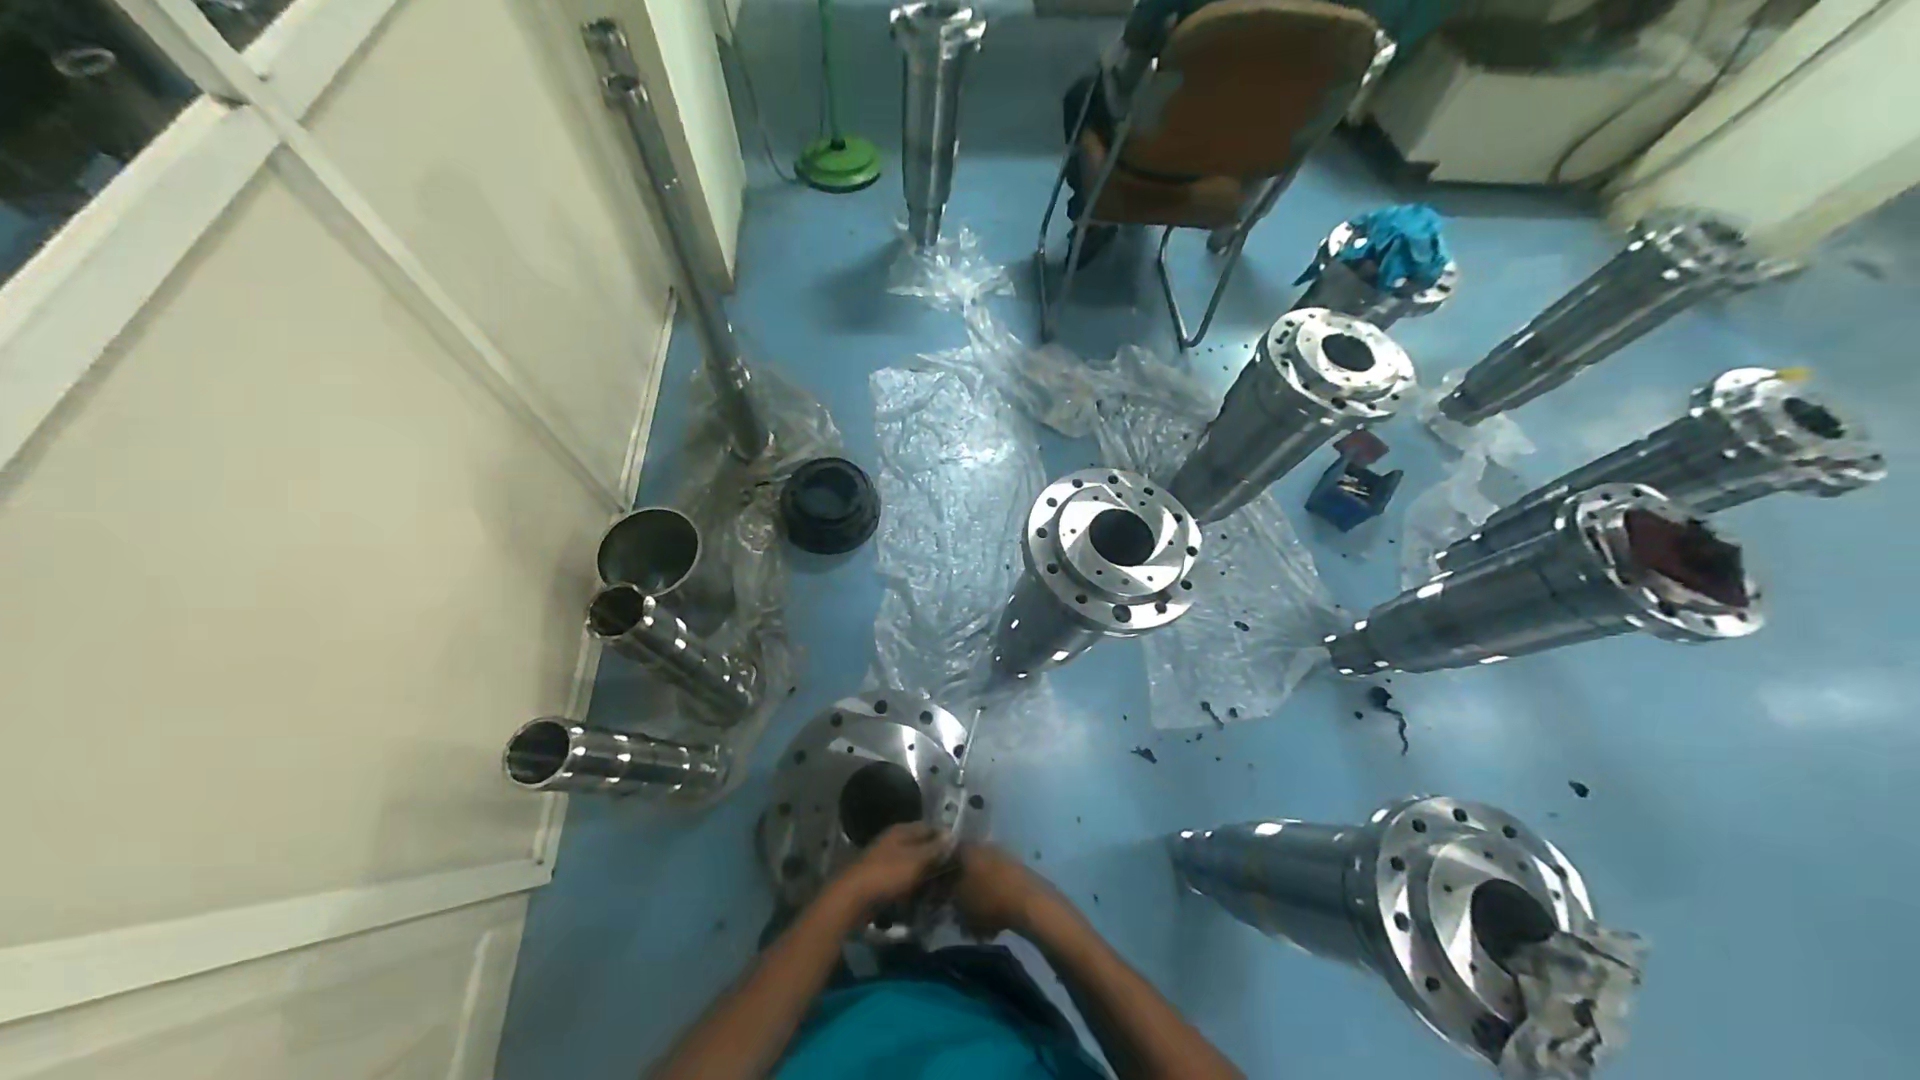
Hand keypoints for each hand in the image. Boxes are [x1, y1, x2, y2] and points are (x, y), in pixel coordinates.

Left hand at [824, 823, 950, 916]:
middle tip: (953, 875)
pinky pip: (903, 880)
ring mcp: (885, 860)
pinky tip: (922, 899)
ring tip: (940, 890)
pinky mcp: (881, 879)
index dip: (945, 839)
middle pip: (921, 846)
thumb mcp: (917, 860)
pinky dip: (913, 887)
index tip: (960, 853)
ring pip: (912, 865)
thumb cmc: (888, 874)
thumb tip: (951, 834)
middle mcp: (893, 841)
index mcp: (902, 830)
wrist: (853, 899)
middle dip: (936, 860)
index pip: (930, 828)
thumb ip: (935, 848)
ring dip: (925, 876)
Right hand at [951, 842, 1060, 939]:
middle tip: (956, 912)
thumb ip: (946, 895)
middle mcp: (985, 848)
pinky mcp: (1018, 873)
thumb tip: (941, 892)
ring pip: (983, 881)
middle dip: (960, 891)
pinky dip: (993, 904)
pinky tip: (992, 927)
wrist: (1031, 903)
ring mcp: (1004, 859)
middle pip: (966, 869)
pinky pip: (998, 888)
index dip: (940, 876)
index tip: (937, 893)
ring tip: (974, 927)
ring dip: (977, 902)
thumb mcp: (959, 901)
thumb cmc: (989, 899)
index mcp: (968, 849)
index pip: (947, 857)